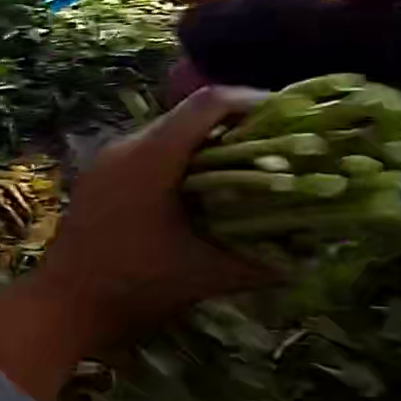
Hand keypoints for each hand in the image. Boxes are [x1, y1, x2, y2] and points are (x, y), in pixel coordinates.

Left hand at [0, 87, 276, 400]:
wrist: (70, 298)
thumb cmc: (139, 283)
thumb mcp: (217, 270)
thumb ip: (275, 252)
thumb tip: (330, 238)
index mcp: (148, 156)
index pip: (206, 104)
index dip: (257, 102)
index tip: (302, 118)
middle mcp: (124, 148)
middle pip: (189, 116)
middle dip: (244, 127)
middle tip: (294, 149)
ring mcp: (107, 160)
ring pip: (170, 134)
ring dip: (214, 145)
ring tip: (264, 170)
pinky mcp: (102, 177)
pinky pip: (151, 153)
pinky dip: (187, 161)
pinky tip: (217, 189)